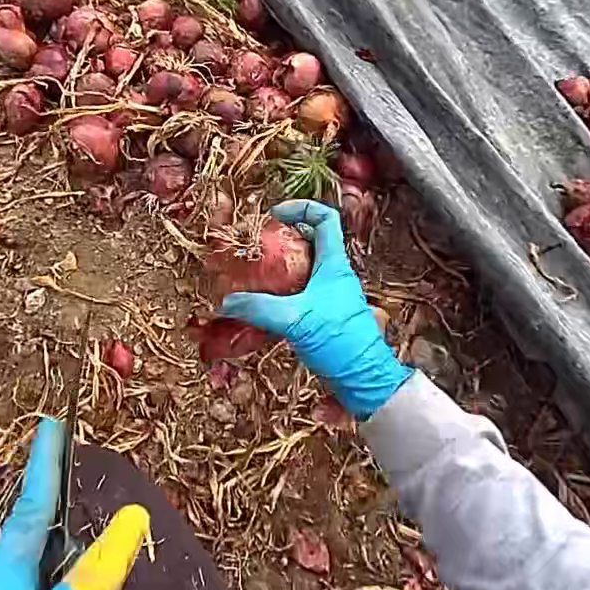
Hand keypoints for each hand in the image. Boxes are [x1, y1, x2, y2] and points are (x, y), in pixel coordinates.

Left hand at [0, 418, 148, 589]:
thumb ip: (94, 580)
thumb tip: (130, 519)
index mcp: (1, 575)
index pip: (32, 505)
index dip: (45, 462)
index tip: (52, 423)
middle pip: (30, 545)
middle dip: (54, 520)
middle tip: (73, 490)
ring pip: (29, 585)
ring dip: (54, 574)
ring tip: (79, 564)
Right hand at [219, 199, 413, 417]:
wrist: (364, 380)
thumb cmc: (339, 342)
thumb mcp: (294, 320)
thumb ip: (258, 308)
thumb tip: (226, 302)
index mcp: (334, 266)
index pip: (325, 220)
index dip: (301, 208)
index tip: (274, 214)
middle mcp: (333, 275)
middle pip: (309, 242)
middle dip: (281, 239)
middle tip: (256, 246)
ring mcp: (329, 296)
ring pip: (302, 269)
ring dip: (278, 268)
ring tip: (253, 273)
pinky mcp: (322, 315)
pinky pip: (298, 293)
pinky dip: (279, 293)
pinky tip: (261, 305)